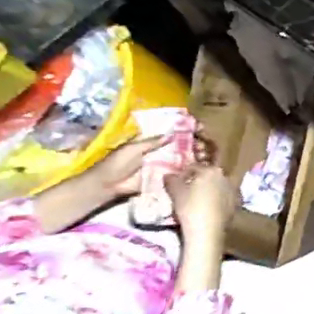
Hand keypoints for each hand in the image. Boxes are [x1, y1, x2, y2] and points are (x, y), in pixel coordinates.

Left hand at [89, 135, 212, 196]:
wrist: (108, 186)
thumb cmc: (116, 164)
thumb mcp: (132, 149)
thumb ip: (151, 142)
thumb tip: (173, 133)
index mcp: (152, 142)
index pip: (172, 132)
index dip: (186, 129)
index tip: (200, 127)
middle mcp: (161, 151)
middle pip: (182, 144)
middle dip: (195, 142)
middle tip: (205, 142)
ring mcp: (165, 164)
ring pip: (184, 157)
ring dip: (195, 154)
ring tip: (206, 153)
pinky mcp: (166, 177)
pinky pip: (180, 172)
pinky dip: (190, 169)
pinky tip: (201, 166)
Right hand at [165, 164, 236, 239]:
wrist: (208, 229)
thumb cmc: (190, 207)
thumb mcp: (176, 192)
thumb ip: (171, 180)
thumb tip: (168, 175)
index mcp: (212, 170)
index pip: (194, 167)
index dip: (182, 174)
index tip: (175, 184)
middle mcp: (226, 177)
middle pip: (208, 176)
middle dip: (197, 181)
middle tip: (186, 191)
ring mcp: (234, 189)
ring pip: (217, 186)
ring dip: (208, 190)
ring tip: (197, 200)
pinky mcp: (237, 202)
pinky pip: (224, 196)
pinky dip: (217, 199)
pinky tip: (208, 207)